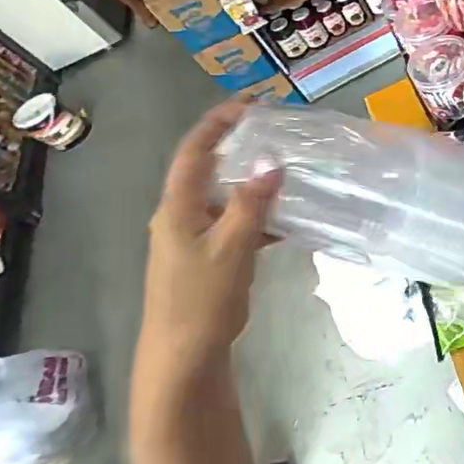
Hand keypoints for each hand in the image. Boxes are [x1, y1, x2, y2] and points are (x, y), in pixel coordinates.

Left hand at [140, 101, 281, 378]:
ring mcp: (190, 240)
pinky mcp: (203, 261)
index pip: (195, 151)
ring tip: (286, 177)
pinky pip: (230, 227)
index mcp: (177, 207)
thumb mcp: (232, 249)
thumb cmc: (201, 301)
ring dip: (251, 188)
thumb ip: (251, 204)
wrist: (182, 359)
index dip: (219, 122)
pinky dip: (253, 220)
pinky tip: (282, 225)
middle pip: (208, 171)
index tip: (250, 104)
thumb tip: (271, 163)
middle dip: (239, 151)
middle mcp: (179, 217)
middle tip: (274, 137)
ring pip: (223, 200)